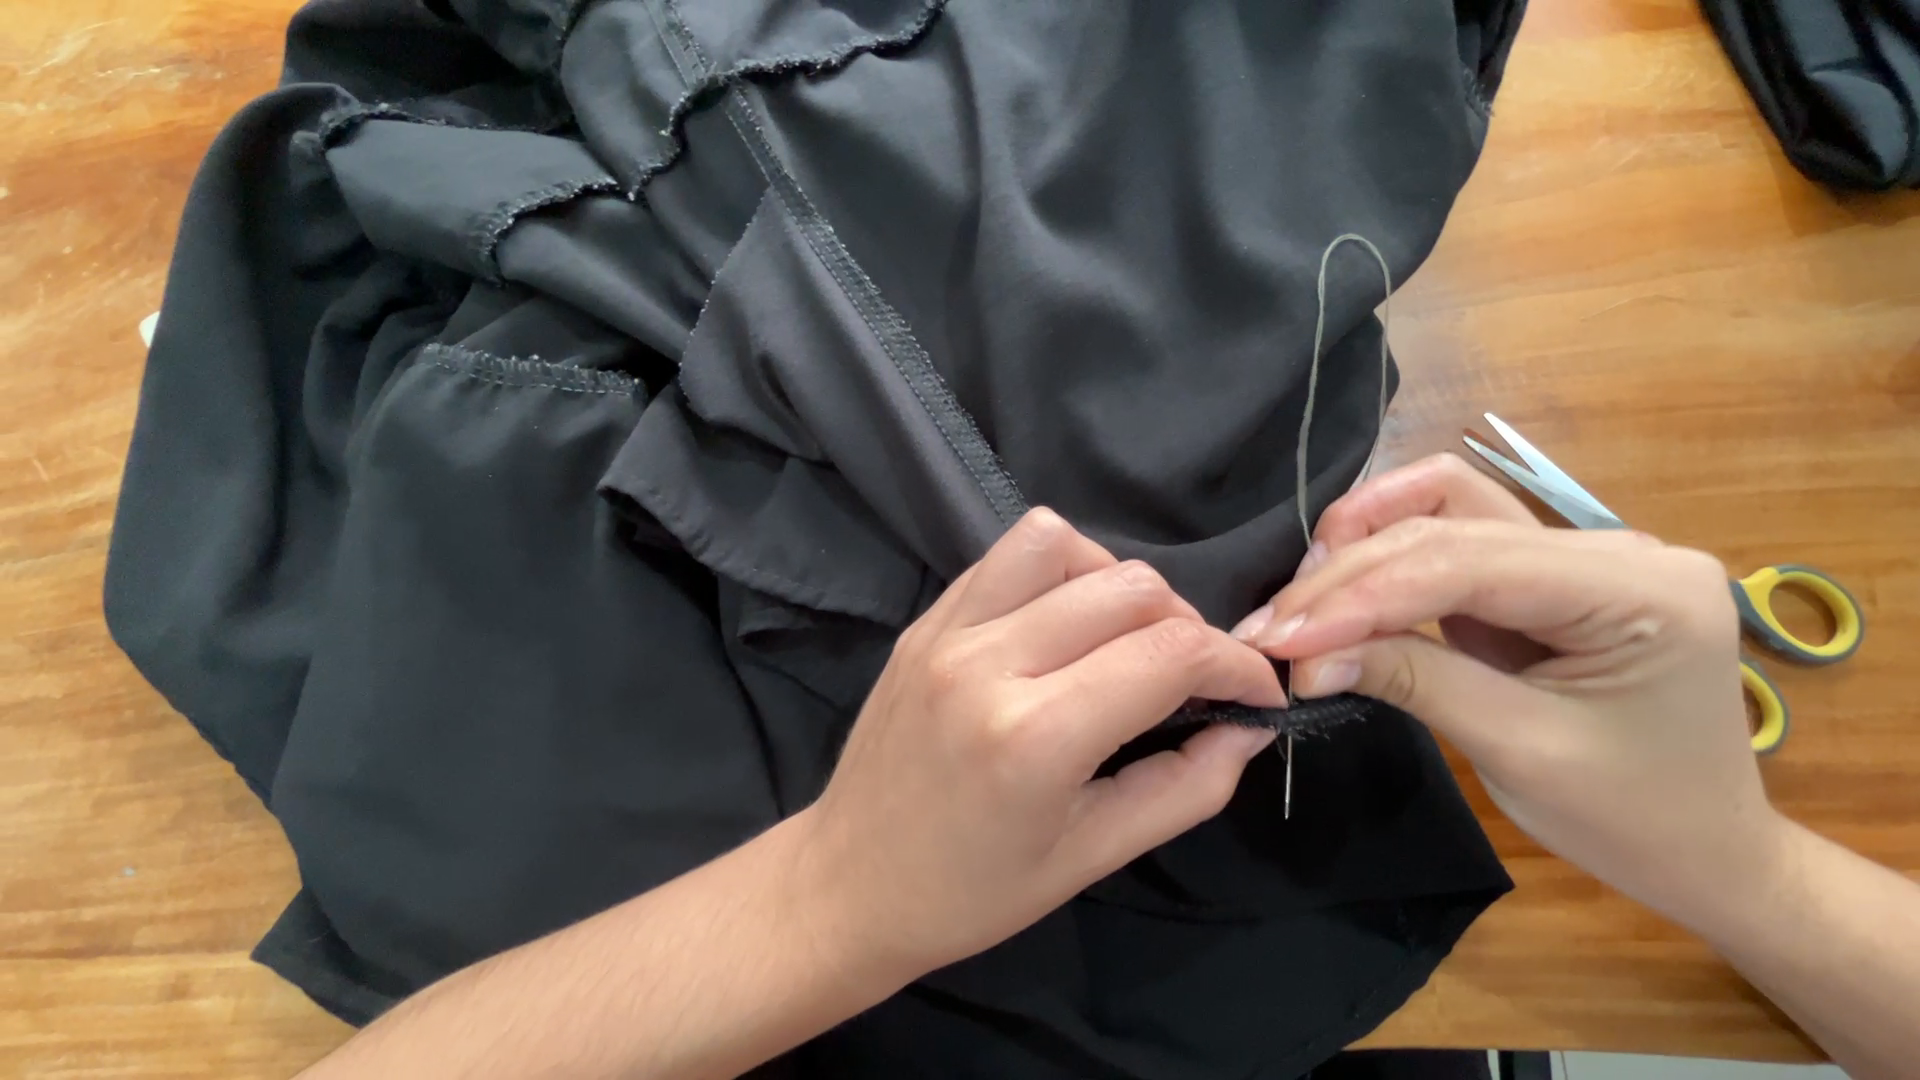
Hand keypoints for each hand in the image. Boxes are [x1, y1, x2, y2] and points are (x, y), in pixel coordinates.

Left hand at [792, 509, 1284, 981]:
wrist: (849, 881)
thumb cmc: (971, 891)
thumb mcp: (1092, 856)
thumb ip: (1186, 789)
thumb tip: (1246, 729)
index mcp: (1034, 736)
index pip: (1169, 653)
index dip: (1235, 664)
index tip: (1254, 692)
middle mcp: (987, 662)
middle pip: (1128, 587)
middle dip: (1186, 625)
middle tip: (1188, 677)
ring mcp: (946, 631)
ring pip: (1060, 543)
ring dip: (1113, 581)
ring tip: (1119, 638)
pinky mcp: (925, 620)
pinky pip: (1005, 557)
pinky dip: (1056, 574)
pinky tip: (1060, 626)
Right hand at [1234, 454, 1786, 928]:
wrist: (1702, 848)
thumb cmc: (1631, 815)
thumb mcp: (1517, 749)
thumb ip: (1410, 680)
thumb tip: (1302, 658)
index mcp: (1639, 588)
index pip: (1467, 563)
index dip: (1362, 596)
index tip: (1282, 639)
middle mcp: (1610, 546)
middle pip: (1444, 522)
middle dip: (1347, 575)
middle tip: (1274, 632)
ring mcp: (1571, 552)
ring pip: (1439, 504)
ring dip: (1359, 542)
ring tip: (1302, 600)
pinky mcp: (1534, 571)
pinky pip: (1444, 535)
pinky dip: (1381, 554)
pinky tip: (1339, 584)